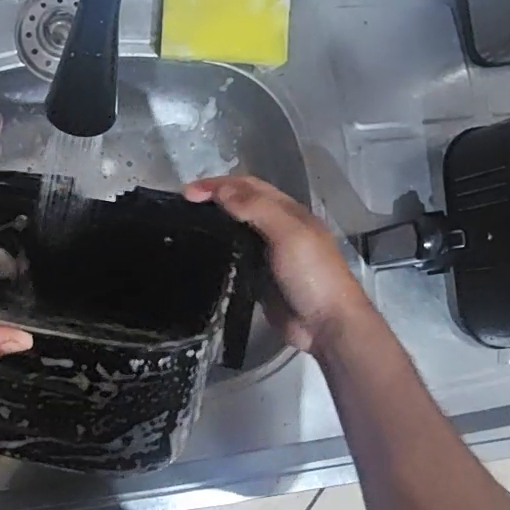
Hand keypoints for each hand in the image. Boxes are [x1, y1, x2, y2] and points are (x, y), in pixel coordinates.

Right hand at [184, 176, 375, 354]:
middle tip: (182, 206)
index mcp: (289, 212)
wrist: (326, 325)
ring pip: (238, 231)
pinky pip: (236, 259)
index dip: (219, 184)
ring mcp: (270, 255)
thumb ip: (257, 210)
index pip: (249, 187)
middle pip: (243, 205)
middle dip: (214, 198)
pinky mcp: (261, 279)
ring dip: (216, 223)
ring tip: (187, 227)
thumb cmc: (312, 275)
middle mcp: (279, 229)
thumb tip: (222, 190)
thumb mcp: (288, 234)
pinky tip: (202, 257)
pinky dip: (220, 252)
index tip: (187, 193)